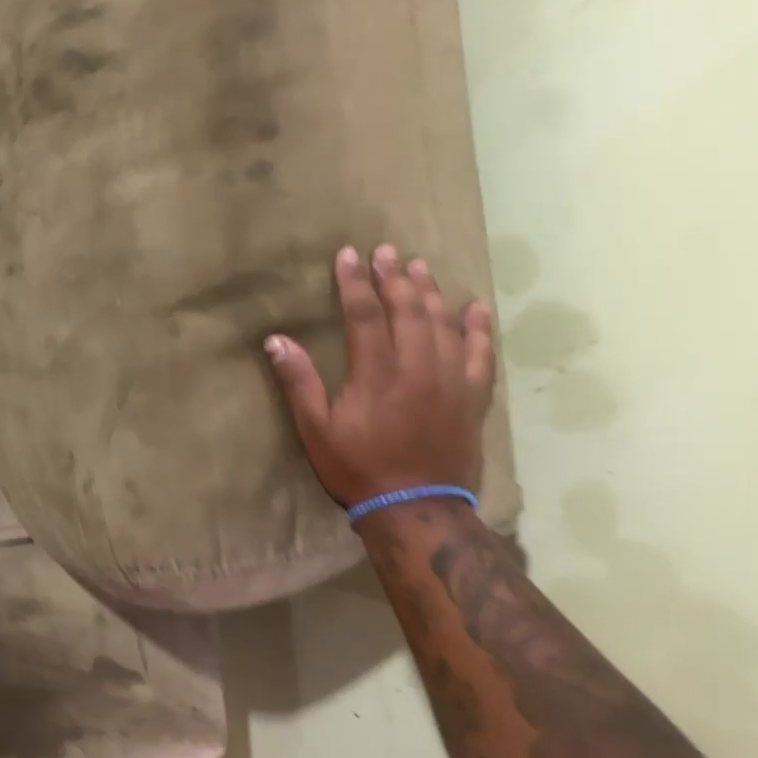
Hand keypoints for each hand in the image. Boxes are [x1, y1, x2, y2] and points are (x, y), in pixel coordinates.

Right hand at [264, 245, 495, 507]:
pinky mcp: (473, 396)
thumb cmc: (355, 467)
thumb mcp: (315, 429)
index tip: (347, 257)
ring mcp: (452, 379)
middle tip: (386, 252)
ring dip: (430, 292)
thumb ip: (299, 382)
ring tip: (419, 268)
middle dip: (394, 278)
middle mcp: (418, 366)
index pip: (364, 316)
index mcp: (376, 373)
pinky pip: (481, 352)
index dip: (354, 284)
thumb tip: (276, 340)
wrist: (413, 504)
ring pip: (444, 323)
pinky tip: (472, 307)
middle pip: (408, 310)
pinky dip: (477, 327)